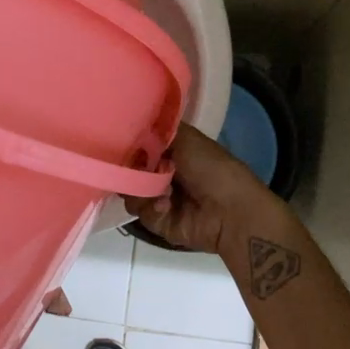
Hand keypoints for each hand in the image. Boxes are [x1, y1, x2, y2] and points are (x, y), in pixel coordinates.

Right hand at [124, 124, 271, 254]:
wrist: (230, 211)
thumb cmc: (212, 168)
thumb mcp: (187, 138)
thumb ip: (156, 131)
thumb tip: (132, 128)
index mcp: (171, 153)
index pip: (138, 147)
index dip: (128, 146)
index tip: (119, 143)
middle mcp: (161, 174)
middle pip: (129, 171)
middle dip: (129, 170)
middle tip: (134, 169)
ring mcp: (157, 198)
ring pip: (130, 192)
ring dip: (141, 190)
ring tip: (161, 190)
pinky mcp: (156, 220)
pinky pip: (140, 212)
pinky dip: (152, 207)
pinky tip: (166, 205)